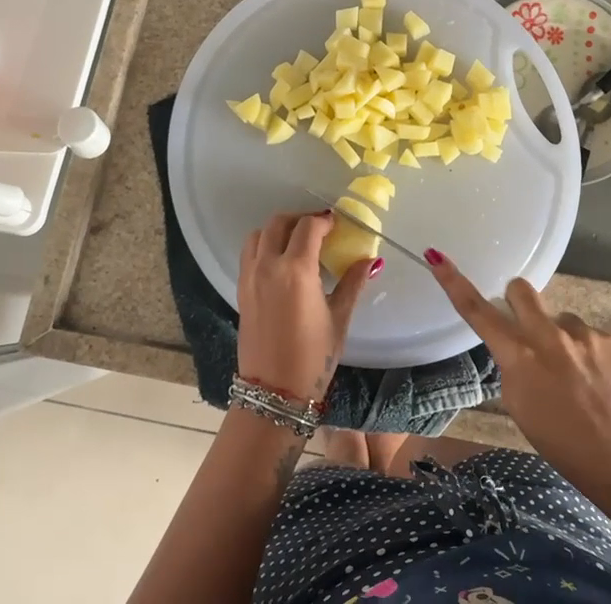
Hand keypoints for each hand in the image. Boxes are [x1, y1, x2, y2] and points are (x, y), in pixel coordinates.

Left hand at [236, 211, 381, 400]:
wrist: (274, 390)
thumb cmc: (313, 357)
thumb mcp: (339, 318)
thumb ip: (352, 283)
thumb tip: (370, 261)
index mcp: (296, 269)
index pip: (308, 227)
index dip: (324, 221)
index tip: (337, 224)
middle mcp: (268, 265)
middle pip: (279, 223)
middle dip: (300, 219)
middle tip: (318, 229)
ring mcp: (250, 276)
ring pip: (258, 235)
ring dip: (277, 230)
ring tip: (297, 242)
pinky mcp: (240, 289)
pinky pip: (249, 254)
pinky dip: (263, 246)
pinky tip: (280, 262)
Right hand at [424, 249, 610, 489]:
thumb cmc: (562, 443)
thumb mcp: (520, 407)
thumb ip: (514, 368)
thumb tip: (518, 352)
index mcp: (518, 355)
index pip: (477, 311)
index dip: (454, 282)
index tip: (437, 256)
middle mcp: (548, 335)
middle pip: (521, 290)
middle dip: (518, 301)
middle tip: (529, 331)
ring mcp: (583, 335)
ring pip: (561, 320)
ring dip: (561, 339)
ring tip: (578, 377)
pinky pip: (591, 337)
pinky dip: (590, 355)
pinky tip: (601, 383)